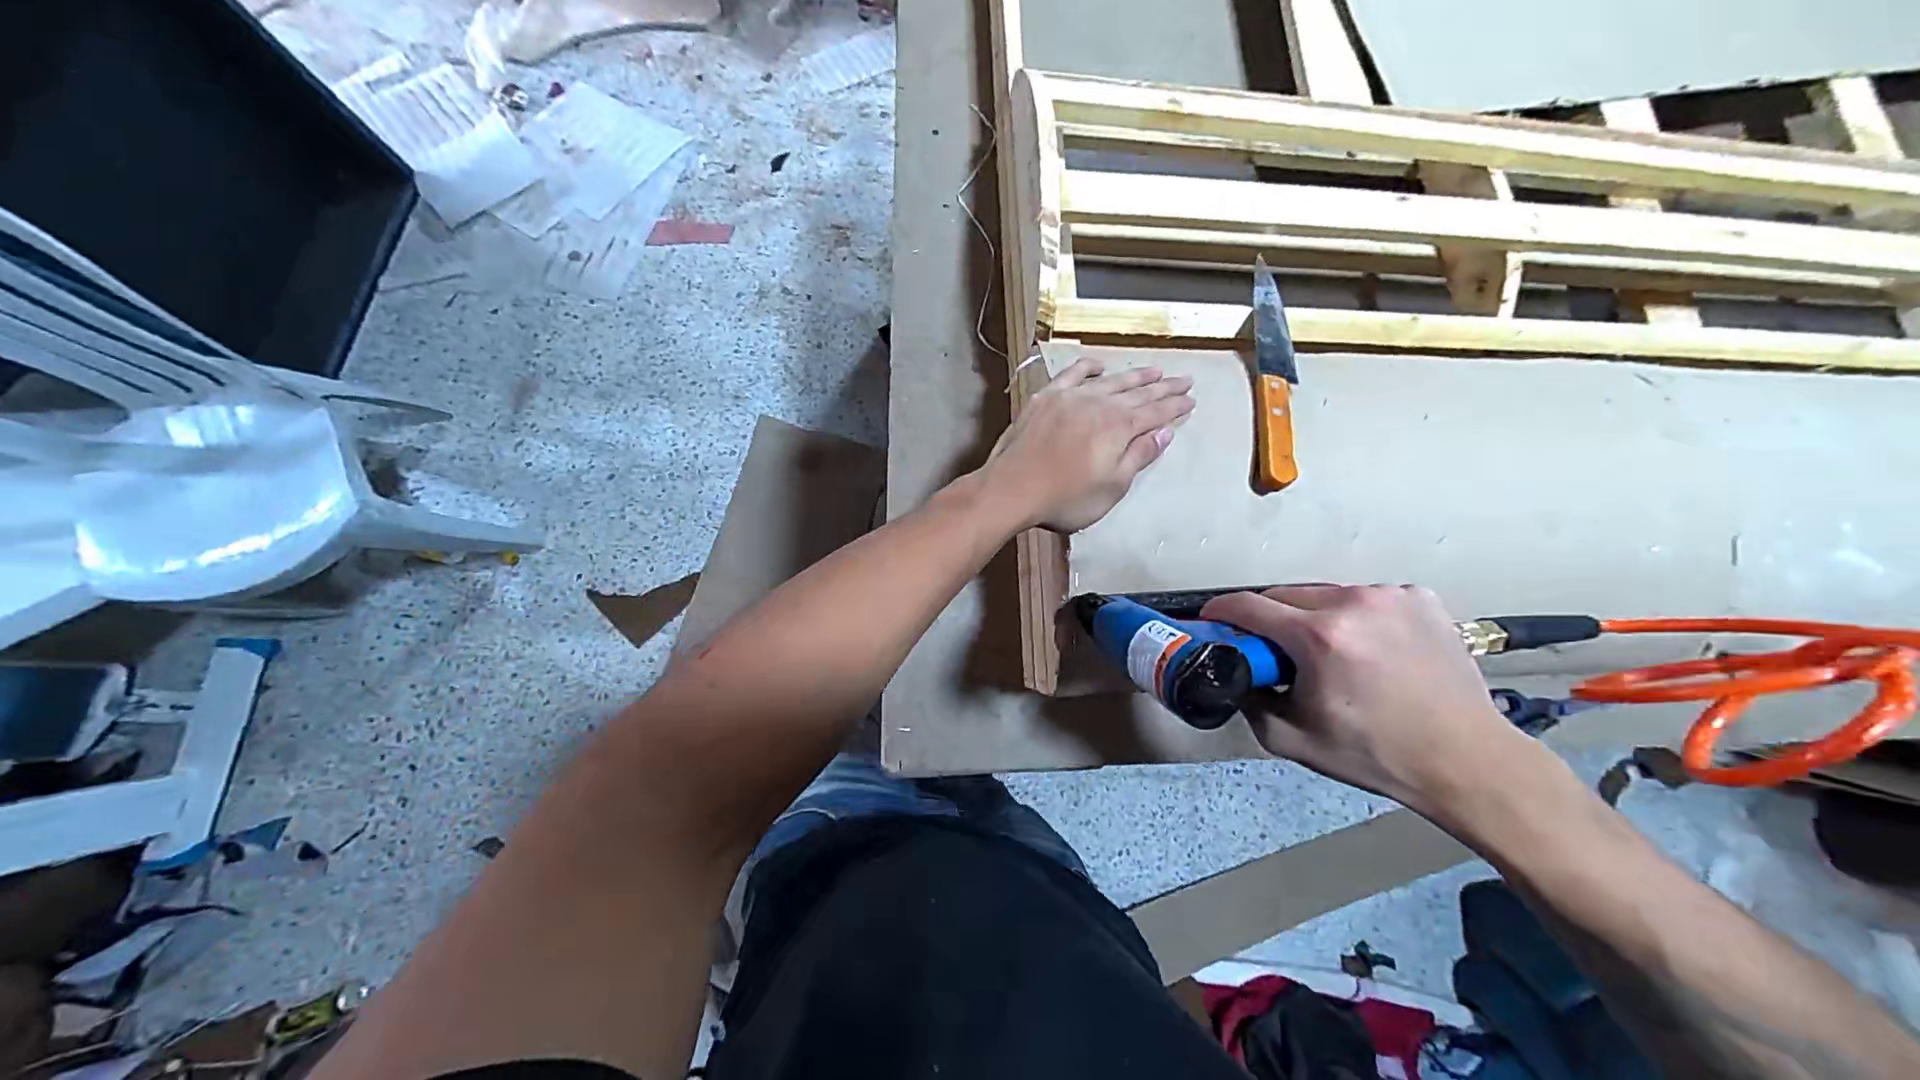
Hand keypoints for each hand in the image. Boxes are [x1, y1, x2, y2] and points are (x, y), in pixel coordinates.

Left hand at [979, 357, 1194, 532]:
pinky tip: (1098, 367)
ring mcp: (1070, 397)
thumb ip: (1138, 457)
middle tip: (1184, 379)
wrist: (1012, 488)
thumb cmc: (1065, 498)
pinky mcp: (1045, 398)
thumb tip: (1163, 433)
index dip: (1175, 407)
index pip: (1156, 412)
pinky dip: (1088, 368)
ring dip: (1134, 375)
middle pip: (1138, 392)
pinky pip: (1071, 374)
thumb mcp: (1112, 487)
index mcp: (1119, 427)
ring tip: (1154, 370)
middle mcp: (1098, 404)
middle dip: (1163, 387)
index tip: (1191, 400)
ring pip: (1110, 380)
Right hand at [1200, 585, 1543, 818]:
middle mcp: (1354, 603)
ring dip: (1312, 616)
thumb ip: (1249, 701)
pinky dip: (1355, 616)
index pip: (1248, 605)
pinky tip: (1368, 647)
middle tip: (1273, 651)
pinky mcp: (1419, 598)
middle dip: (1269, 618)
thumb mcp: (1292, 739)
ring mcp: (1391, 596)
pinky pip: (1365, 597)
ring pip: (1325, 593)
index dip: (1221, 613)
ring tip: (1327, 653)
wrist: (1466, 760)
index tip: (1212, 622)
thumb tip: (1236, 675)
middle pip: (1284, 594)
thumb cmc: (1377, 753)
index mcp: (1319, 637)